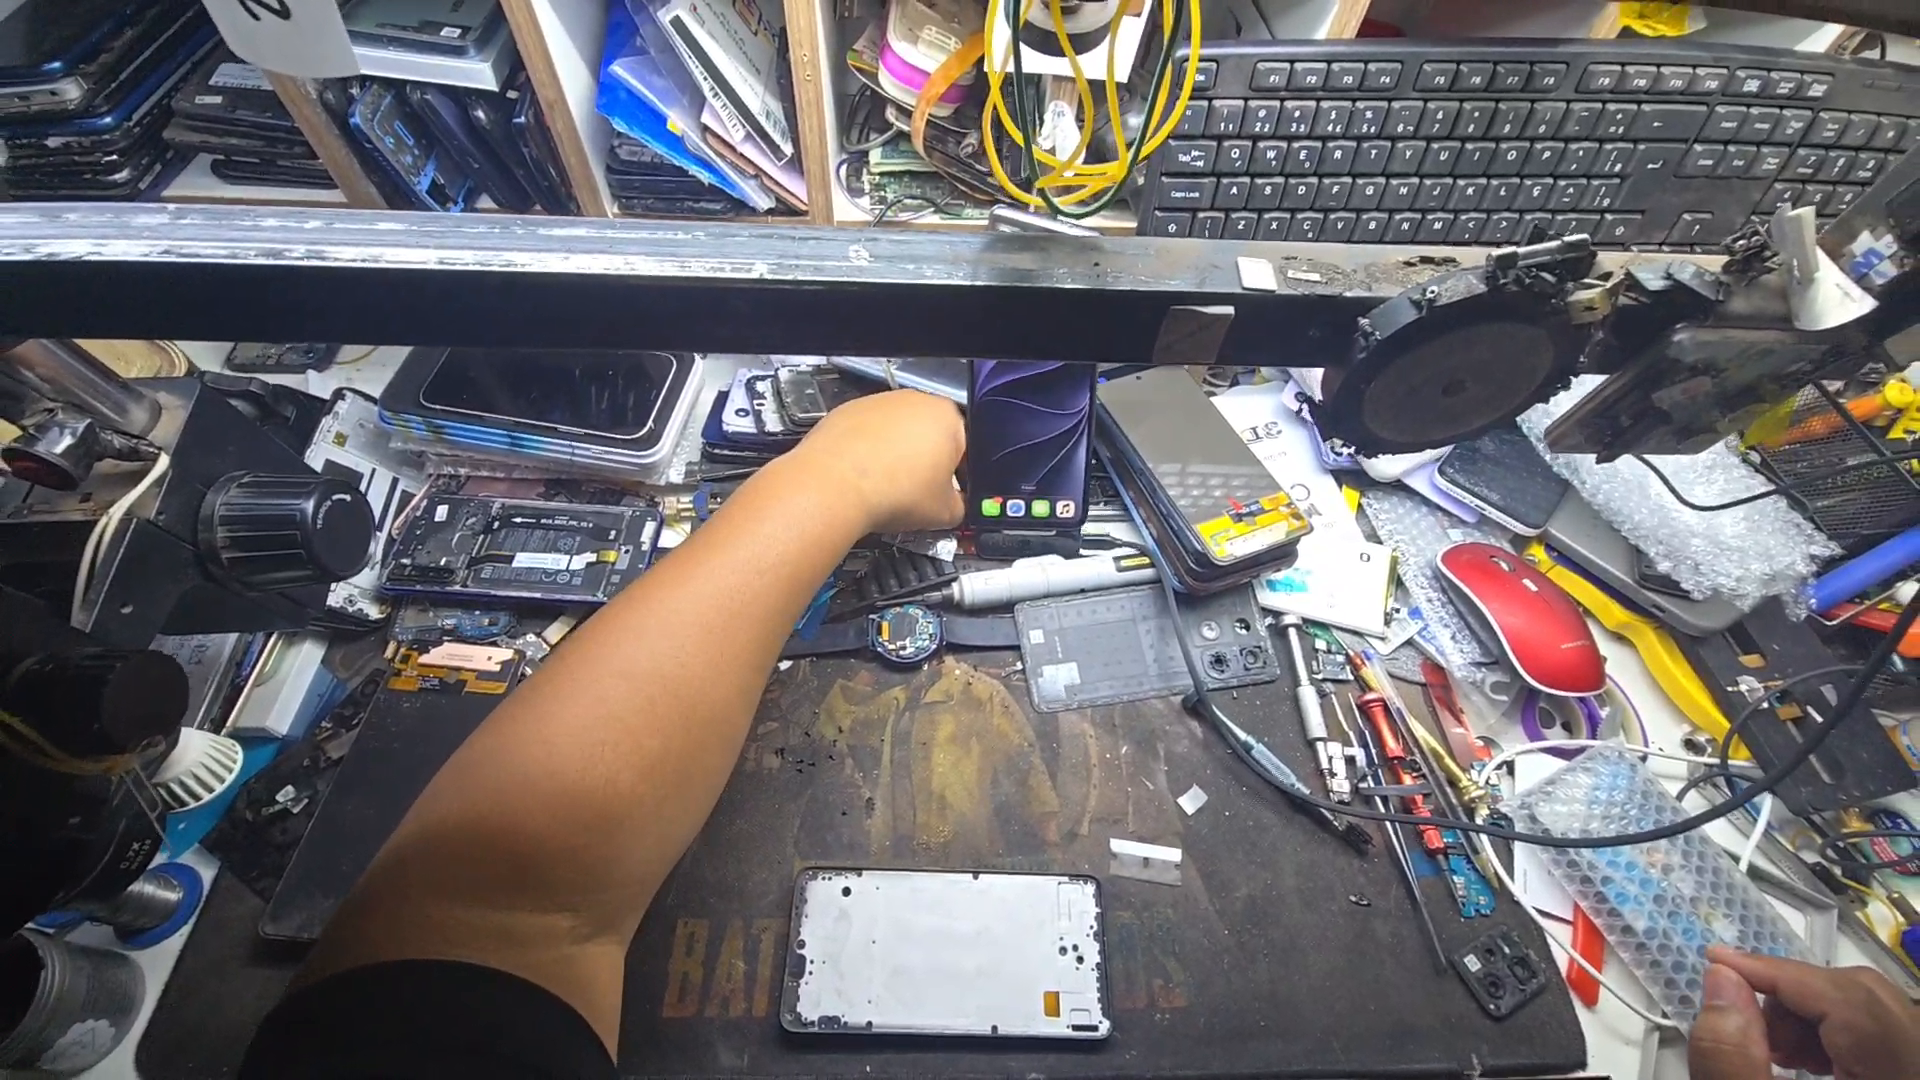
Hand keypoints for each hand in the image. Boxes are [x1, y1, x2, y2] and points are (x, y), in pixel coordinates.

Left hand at [789, 389, 964, 533]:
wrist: (833, 488)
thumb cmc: (889, 490)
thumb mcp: (946, 513)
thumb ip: (961, 505)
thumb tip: (956, 506)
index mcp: (948, 417)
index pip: (967, 448)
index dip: (959, 478)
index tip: (949, 496)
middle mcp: (915, 400)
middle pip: (931, 437)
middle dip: (927, 465)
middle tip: (918, 496)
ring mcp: (879, 403)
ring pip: (898, 435)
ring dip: (898, 459)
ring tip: (888, 491)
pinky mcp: (848, 412)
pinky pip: (868, 436)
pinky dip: (868, 455)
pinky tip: (866, 480)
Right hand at [1688, 945, 1919, 1079]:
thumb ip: (1731, 1052)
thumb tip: (1719, 976)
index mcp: (1897, 1078)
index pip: (1849, 999)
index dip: (1776, 971)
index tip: (1716, 961)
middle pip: (1866, 992)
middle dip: (1792, 991)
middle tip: (1744, 1013)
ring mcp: (1919, 1064)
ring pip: (1874, 1004)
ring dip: (1808, 1008)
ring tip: (1773, 1044)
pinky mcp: (1907, 1064)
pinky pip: (1883, 1024)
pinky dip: (1834, 1026)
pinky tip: (1806, 1055)